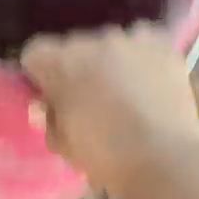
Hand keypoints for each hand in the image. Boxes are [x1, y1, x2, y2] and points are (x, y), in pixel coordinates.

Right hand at [20, 26, 198, 197]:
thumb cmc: (106, 157)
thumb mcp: (62, 144)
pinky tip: (149, 80)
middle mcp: (92, 41)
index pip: (34, 53)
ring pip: (110, 43)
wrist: (164, 159)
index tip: (49, 95)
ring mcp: (129, 38)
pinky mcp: (161, 44)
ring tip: (124, 92)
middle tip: (88, 98)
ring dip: (110, 61)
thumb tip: (48, 105)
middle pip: (73, 47)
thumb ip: (49, 117)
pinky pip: (143, 41)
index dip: (39, 75)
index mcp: (59, 63)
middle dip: (76, 68)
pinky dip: (142, 56)